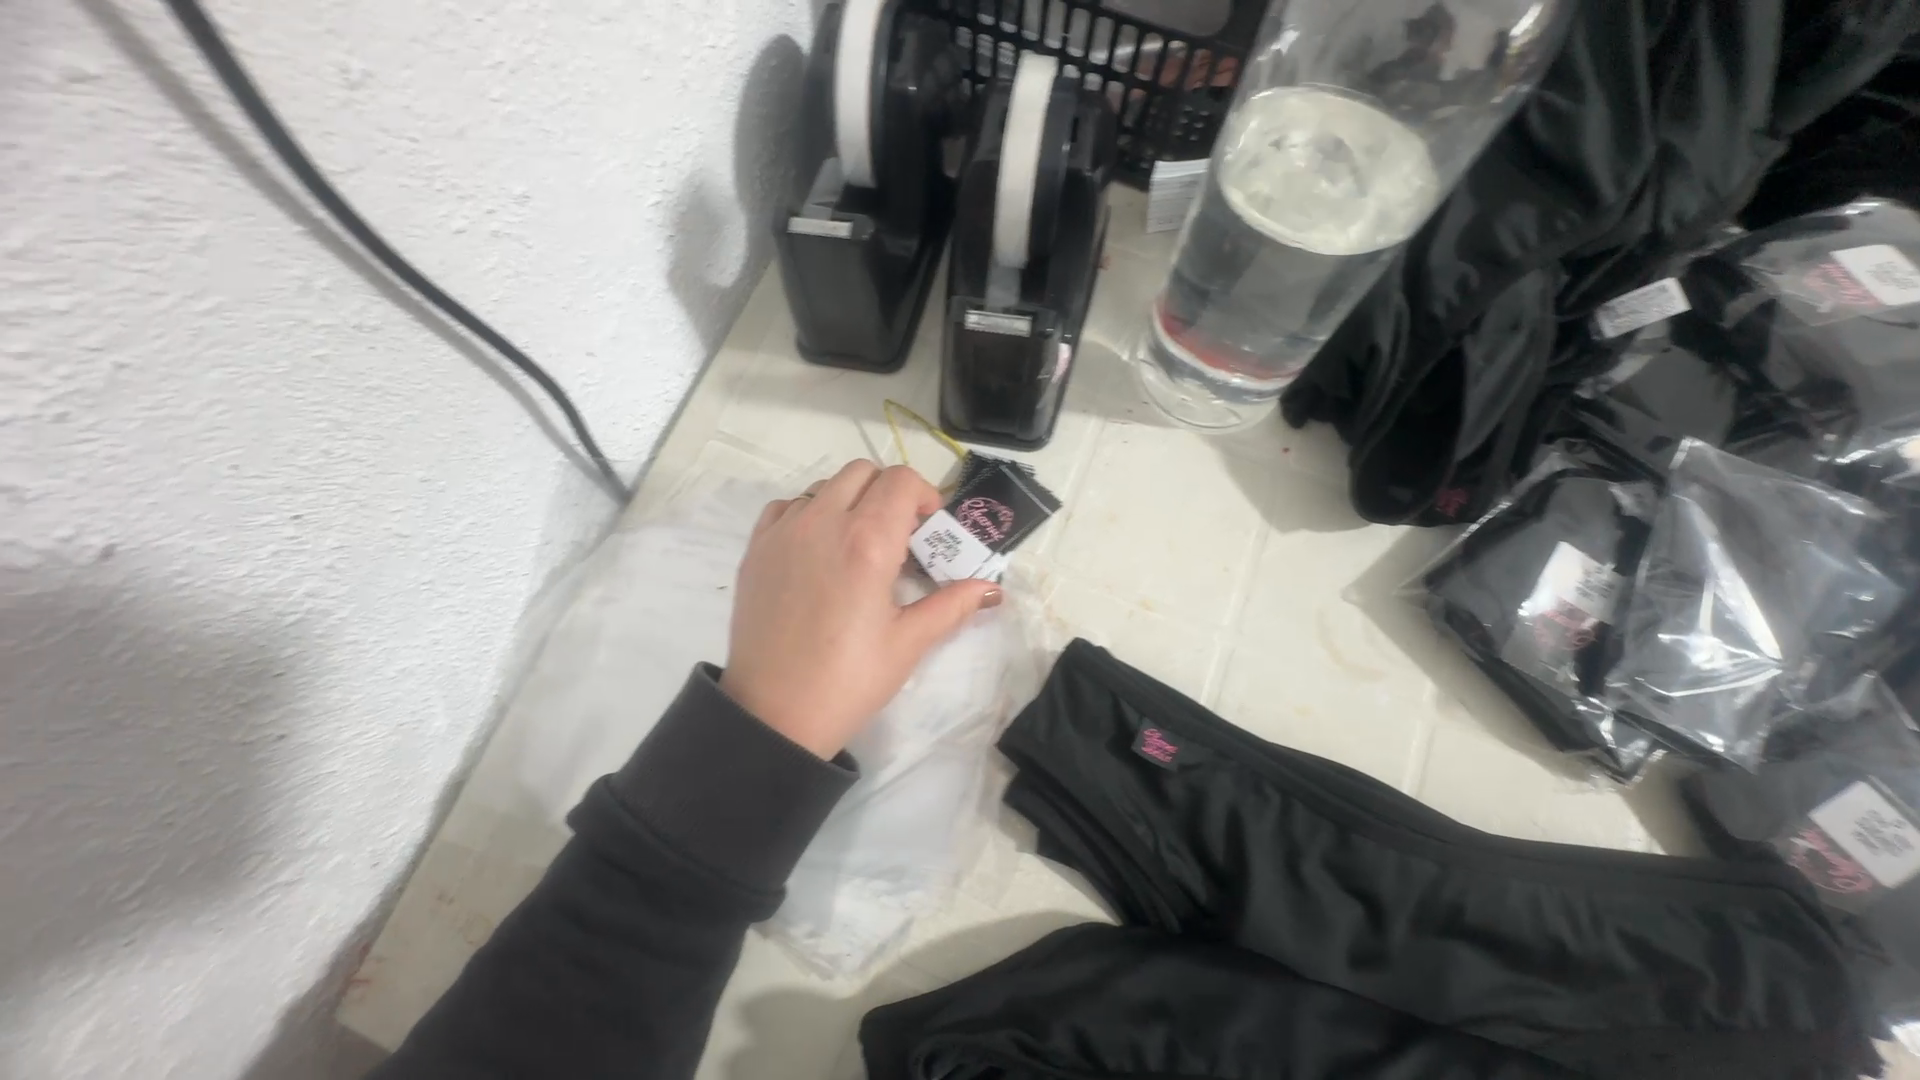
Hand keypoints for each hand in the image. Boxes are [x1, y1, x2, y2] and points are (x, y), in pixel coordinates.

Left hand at [719, 460, 1002, 758]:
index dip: (924, 496)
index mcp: (867, 542)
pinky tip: (819, 553)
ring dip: (850, 502)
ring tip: (858, 547)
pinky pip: (788, 507)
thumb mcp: (908, 644)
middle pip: (864, 473)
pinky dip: (810, 514)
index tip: (929, 528)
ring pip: (824, 486)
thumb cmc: (848, 682)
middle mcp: (822, 522)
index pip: (902, 482)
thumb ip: (952, 605)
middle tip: (899, 537)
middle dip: (889, 494)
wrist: (772, 715)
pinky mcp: (756, 548)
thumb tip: (991, 589)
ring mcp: (783, 532)